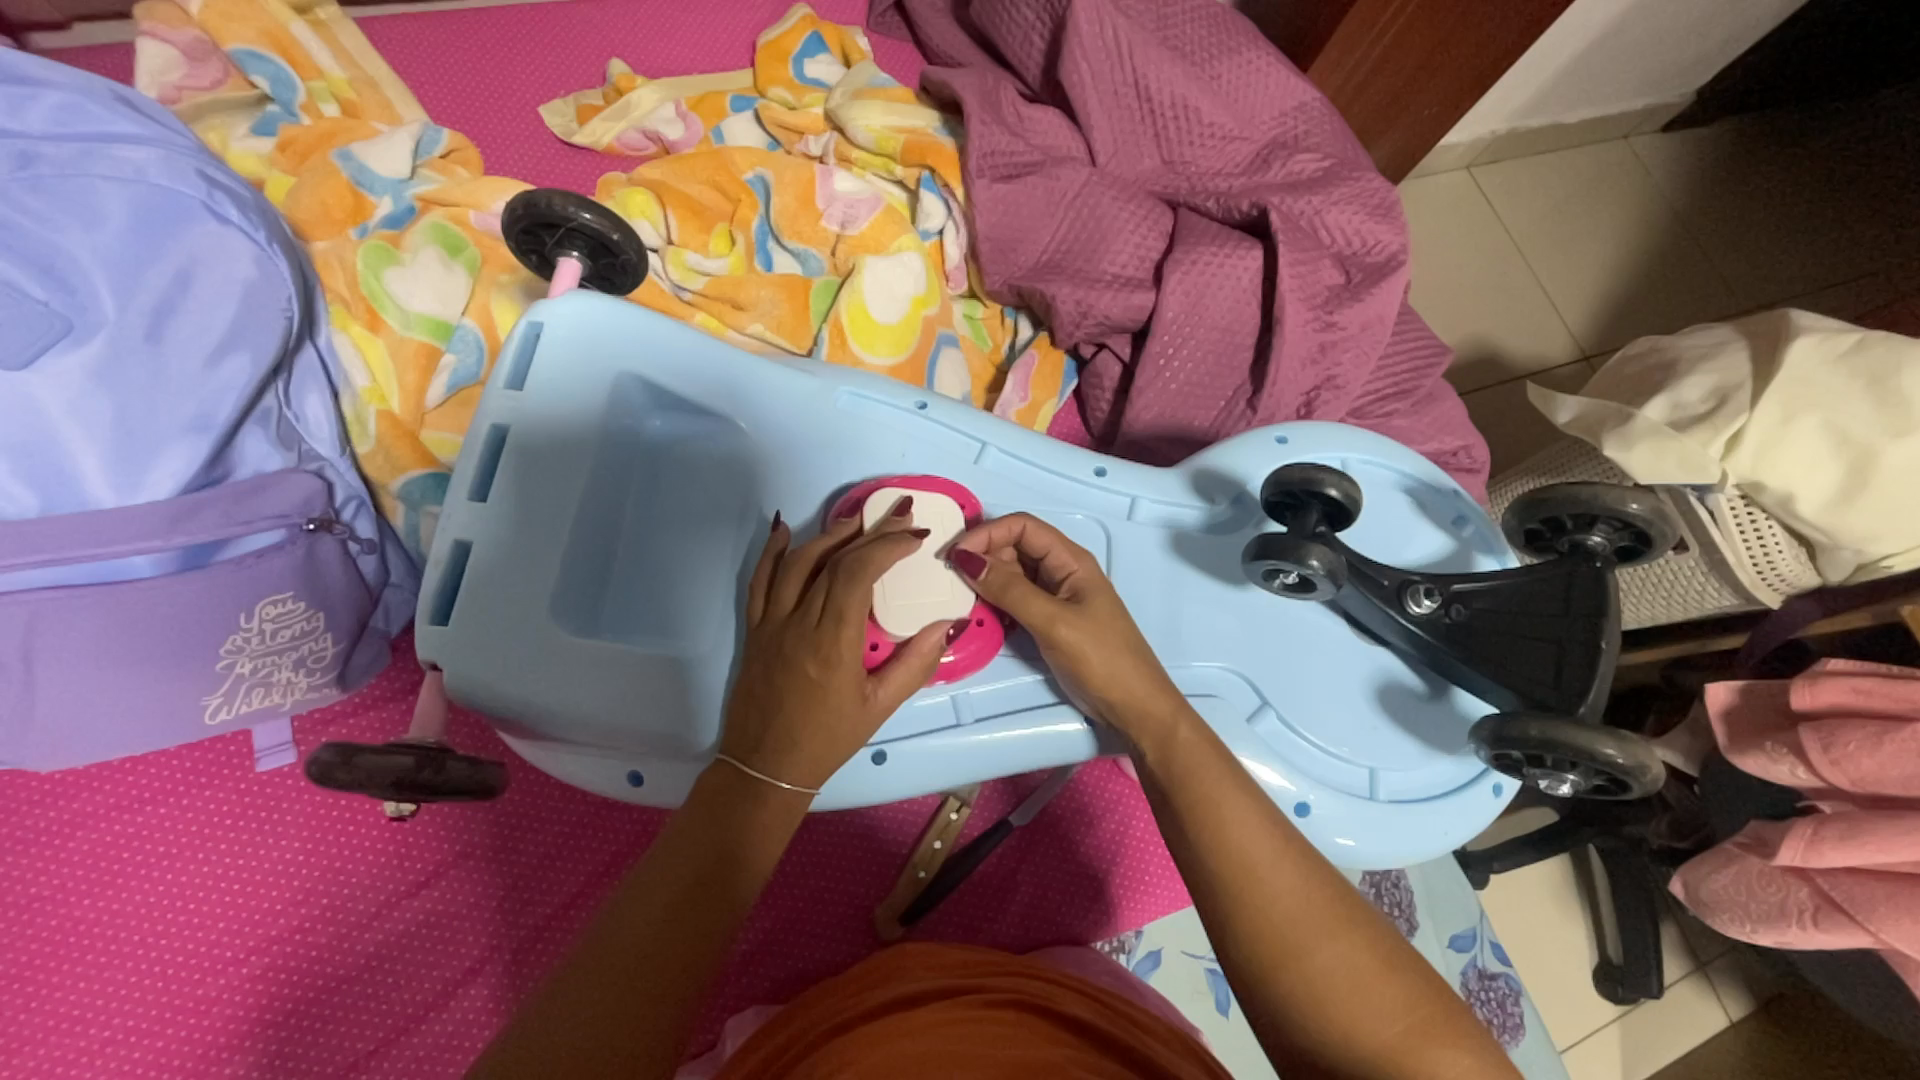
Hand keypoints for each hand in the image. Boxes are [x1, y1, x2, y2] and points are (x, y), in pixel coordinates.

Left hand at [719, 502, 953, 791]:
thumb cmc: (827, 740)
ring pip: (796, 563)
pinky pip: (758, 582)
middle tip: (899, 514)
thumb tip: (947, 625)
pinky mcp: (755, 630)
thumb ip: (915, 663)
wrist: (764, 767)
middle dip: (870, 533)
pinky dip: (771, 552)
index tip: (915, 535)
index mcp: (832, 641)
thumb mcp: (879, 707)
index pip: (857, 573)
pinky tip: (784, 529)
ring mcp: (771, 624)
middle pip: (833, 561)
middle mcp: (798, 622)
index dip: (887, 546)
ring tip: (857, 518)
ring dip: (828, 535)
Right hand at [947, 513, 1187, 739]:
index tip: (955, 555)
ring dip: (986, 579)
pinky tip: (979, 614)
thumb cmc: (1101, 659)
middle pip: (1014, 546)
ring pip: (1012, 573)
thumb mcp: (1053, 622)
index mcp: (1070, 560)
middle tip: (949, 578)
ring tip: (958, 595)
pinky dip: (995, 601)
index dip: (987, 533)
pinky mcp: (1049, 620)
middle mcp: (1061, 571)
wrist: (1133, 706)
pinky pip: (1015, 599)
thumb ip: (1010, 590)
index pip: (1022, 526)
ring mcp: (1055, 596)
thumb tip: (966, 559)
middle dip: (983, 555)